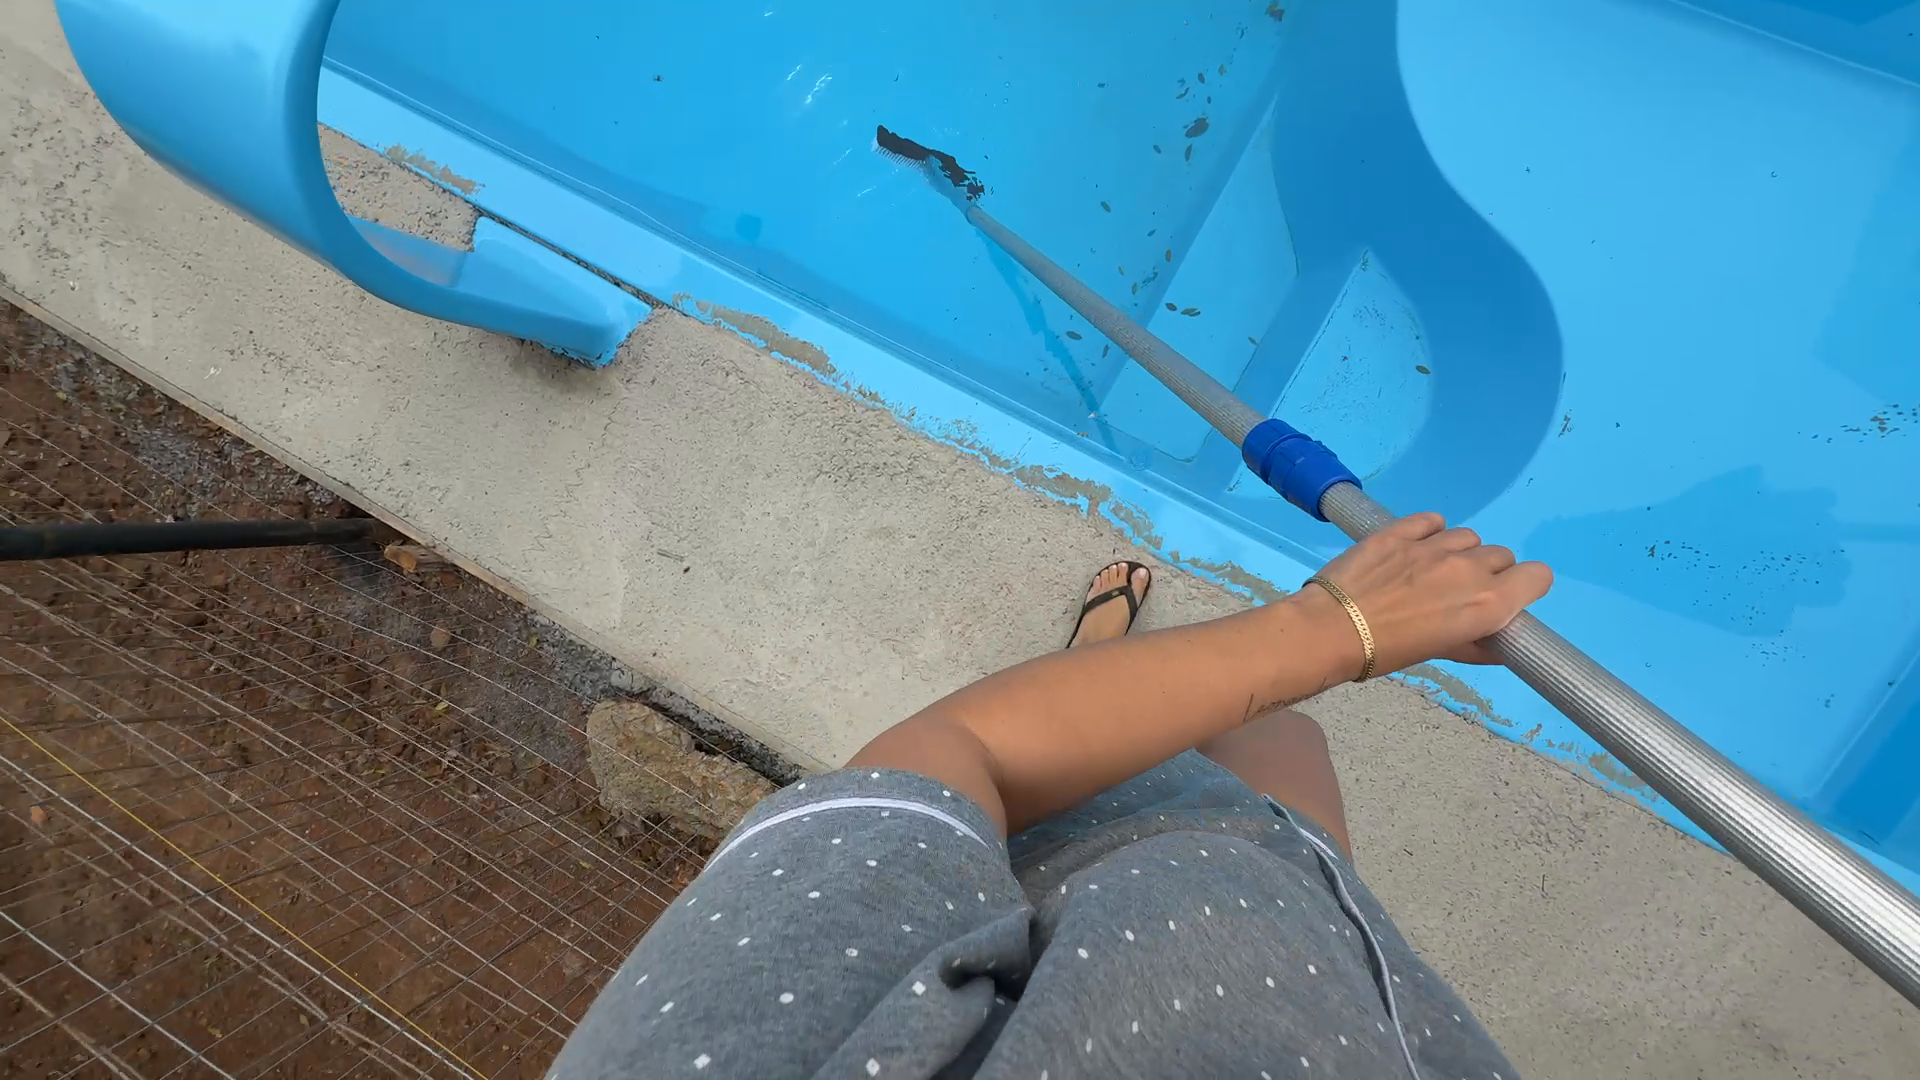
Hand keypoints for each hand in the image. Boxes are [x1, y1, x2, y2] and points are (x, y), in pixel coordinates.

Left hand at [1293, 512, 1551, 676]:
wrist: (1331, 630)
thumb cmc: (1386, 651)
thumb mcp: (1438, 652)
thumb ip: (1474, 644)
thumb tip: (1495, 645)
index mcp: (1489, 604)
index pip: (1537, 576)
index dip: (1522, 585)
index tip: (1502, 594)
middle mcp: (1469, 569)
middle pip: (1500, 556)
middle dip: (1486, 570)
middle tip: (1454, 588)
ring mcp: (1432, 546)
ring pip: (1466, 537)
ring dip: (1456, 550)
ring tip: (1428, 568)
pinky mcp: (1398, 532)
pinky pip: (1430, 520)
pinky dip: (1428, 529)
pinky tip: (1414, 544)